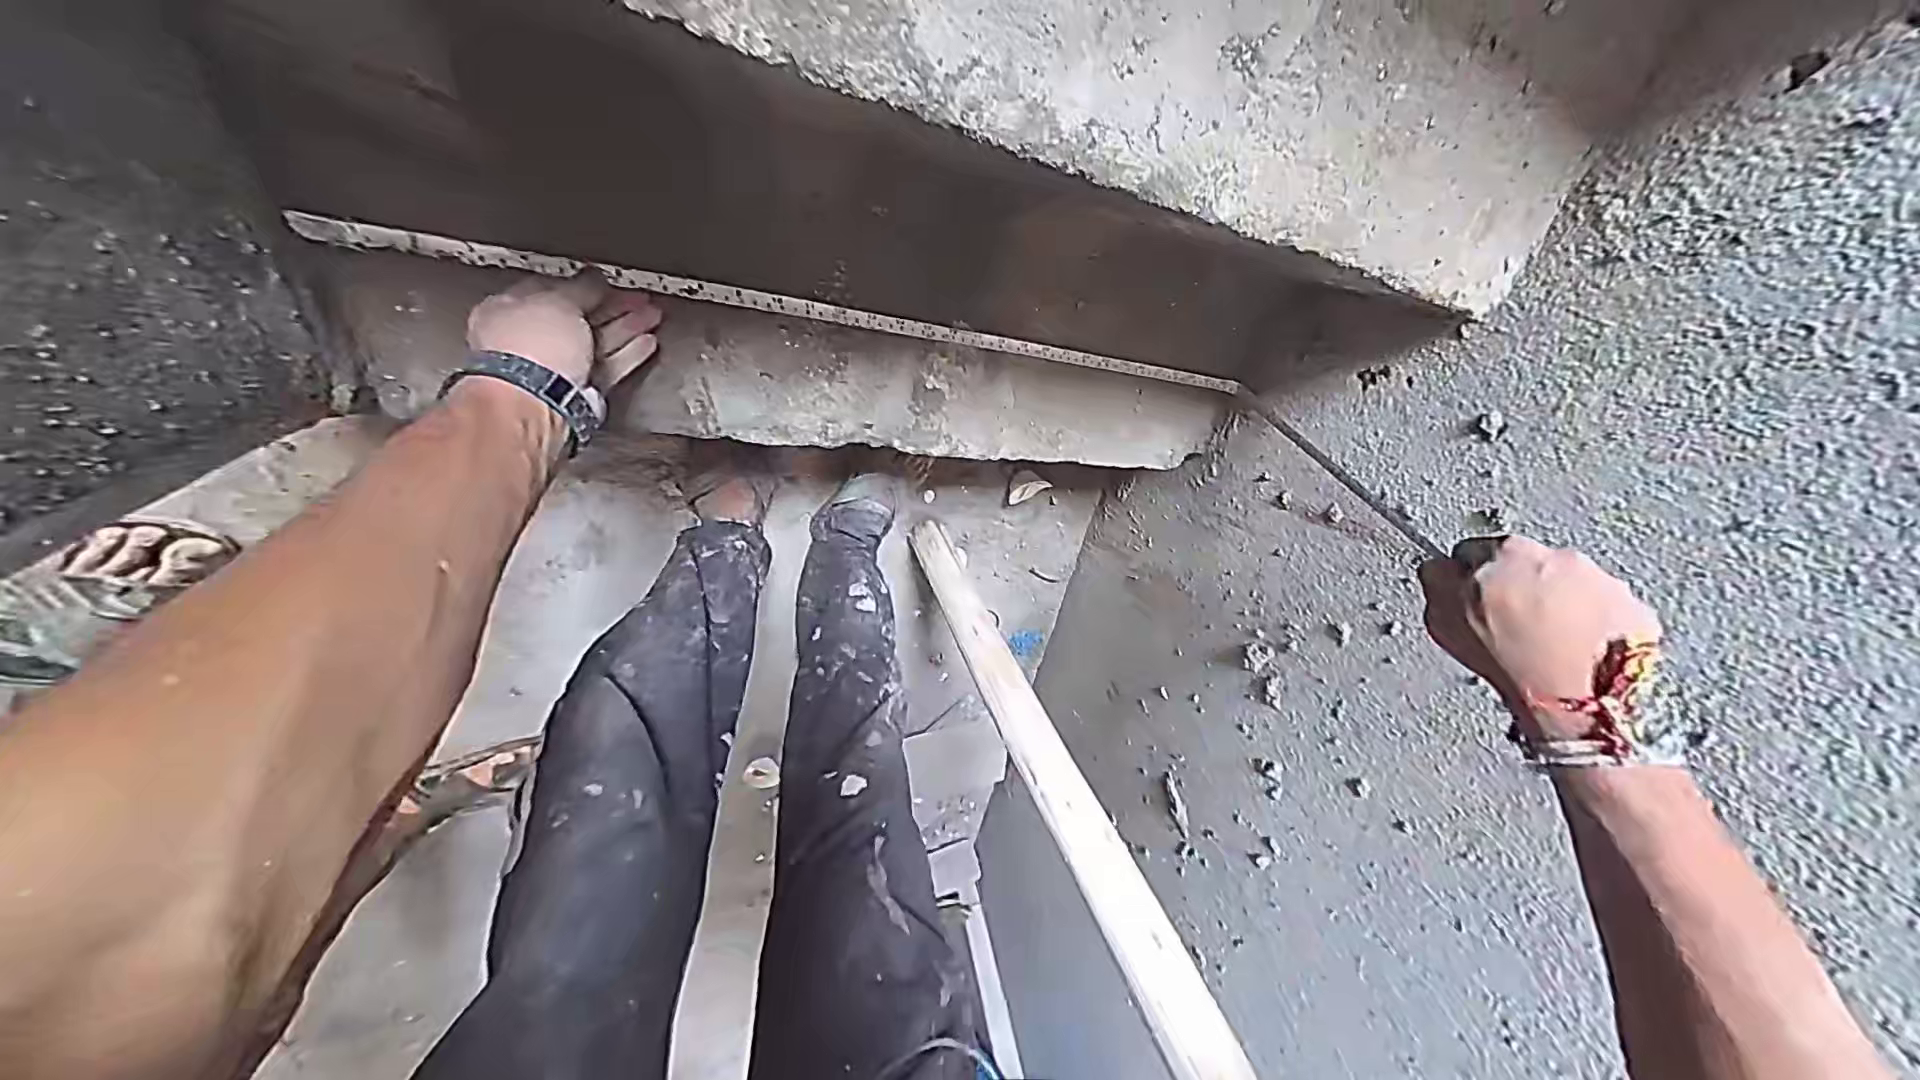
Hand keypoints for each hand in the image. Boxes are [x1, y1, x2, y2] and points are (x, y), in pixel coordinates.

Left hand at [466, 274, 662, 389]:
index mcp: (509, 311)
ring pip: (599, 342)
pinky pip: (609, 367)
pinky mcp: (582, 392)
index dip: (584, 285)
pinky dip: (628, 355)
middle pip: (580, 318)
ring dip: (628, 328)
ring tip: (652, 316)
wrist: (538, 401)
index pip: (552, 291)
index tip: (607, 283)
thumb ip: (581, 289)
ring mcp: (557, 368)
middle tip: (639, 299)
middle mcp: (531, 341)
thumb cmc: (532, 349)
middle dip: (614, 307)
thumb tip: (594, 278)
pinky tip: (647, 343)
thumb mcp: (558, 302)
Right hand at [1420, 536, 1661, 740]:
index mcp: (1504, 551)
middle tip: (1508, 622)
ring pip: (1567, 585)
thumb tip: (1440, 568)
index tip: (1470, 599)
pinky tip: (1574, 649)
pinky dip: (1590, 623)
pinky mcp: (1635, 608)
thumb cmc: (1506, 657)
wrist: (1574, 697)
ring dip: (1555, 603)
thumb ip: (1436, 580)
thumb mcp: (1441, 619)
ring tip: (1544, 641)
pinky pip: (1604, 609)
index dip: (1467, 578)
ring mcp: (1602, 582)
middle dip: (1516, 586)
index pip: (1472, 552)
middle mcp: (1557, 556)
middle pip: (1524, 564)